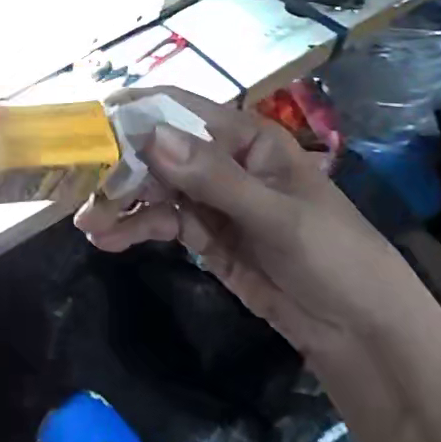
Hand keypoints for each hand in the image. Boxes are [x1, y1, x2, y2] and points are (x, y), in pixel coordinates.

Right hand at [75, 89, 418, 362]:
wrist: (360, 330)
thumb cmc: (334, 256)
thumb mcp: (278, 216)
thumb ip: (215, 178)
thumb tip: (153, 137)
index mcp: (245, 138)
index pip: (182, 111)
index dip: (138, 113)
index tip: (92, 123)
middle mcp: (222, 160)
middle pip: (160, 151)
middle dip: (120, 165)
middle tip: (80, 183)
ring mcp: (211, 199)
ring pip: (154, 188)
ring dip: (120, 201)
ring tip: (86, 223)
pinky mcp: (205, 235)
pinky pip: (161, 222)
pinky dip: (133, 227)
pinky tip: (107, 240)